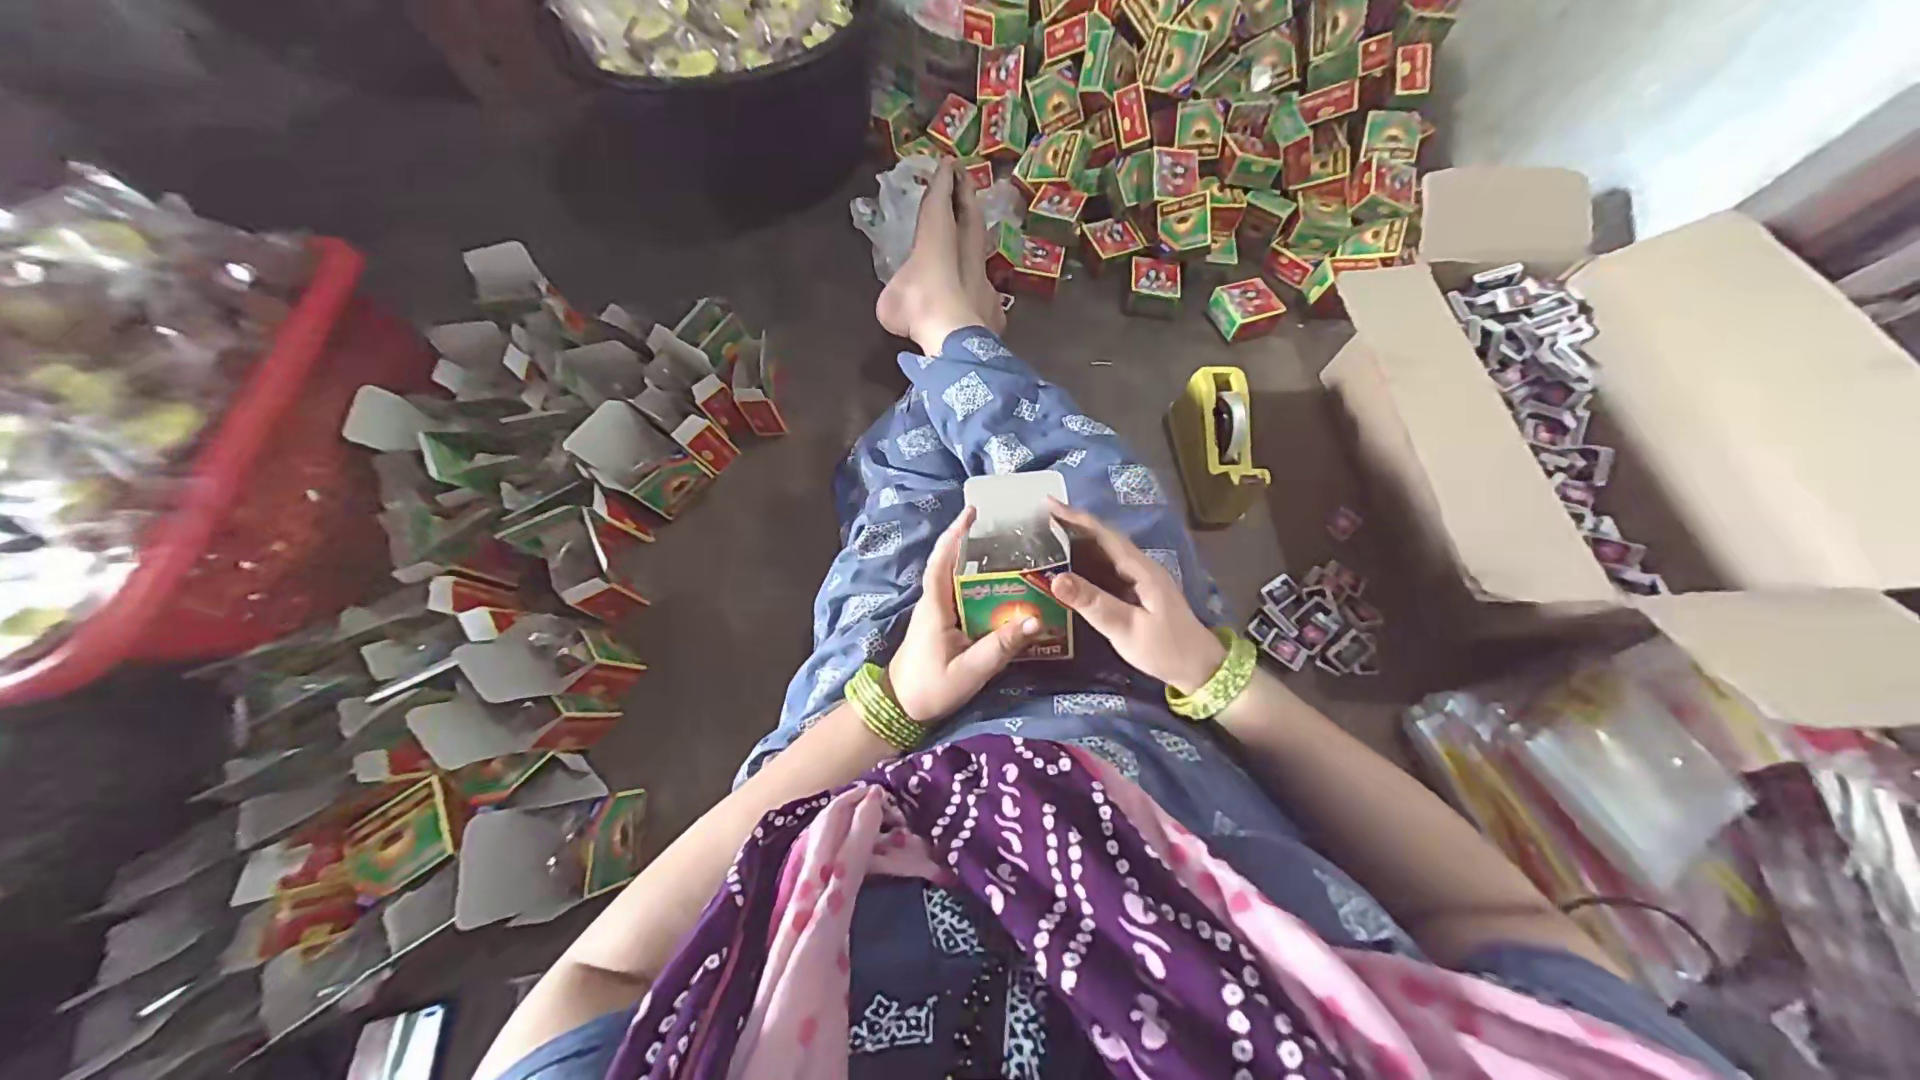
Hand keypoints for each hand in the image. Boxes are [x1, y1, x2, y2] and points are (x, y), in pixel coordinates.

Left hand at [886, 506, 1040, 724]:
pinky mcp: (942, 626)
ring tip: (1011, 553)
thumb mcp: (970, 670)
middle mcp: (934, 603)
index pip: (942, 561)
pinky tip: (1001, 590)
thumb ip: (1001, 646)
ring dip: (978, 565)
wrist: (900, 708)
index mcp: (935, 606)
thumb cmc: (929, 688)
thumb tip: (1035, 619)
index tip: (972, 512)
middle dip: (974, 543)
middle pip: (952, 564)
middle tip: (1006, 531)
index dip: (955, 535)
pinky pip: (962, 597)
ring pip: (958, 580)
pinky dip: (980, 587)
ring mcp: (937, 614)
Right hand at [1045, 499, 1225, 693]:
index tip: (1049, 505)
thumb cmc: (1166, 649)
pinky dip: (1087, 562)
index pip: (1104, 534)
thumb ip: (1092, 603)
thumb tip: (1056, 578)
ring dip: (1079, 542)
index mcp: (1141, 570)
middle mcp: (1142, 568)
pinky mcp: (1139, 592)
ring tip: (1049, 537)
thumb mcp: (1125, 628)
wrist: (1201, 670)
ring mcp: (1142, 579)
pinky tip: (1071, 567)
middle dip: (1073, 525)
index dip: (1075, 518)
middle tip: (1041, 519)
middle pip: (1104, 538)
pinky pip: (1109, 568)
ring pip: (1106, 552)